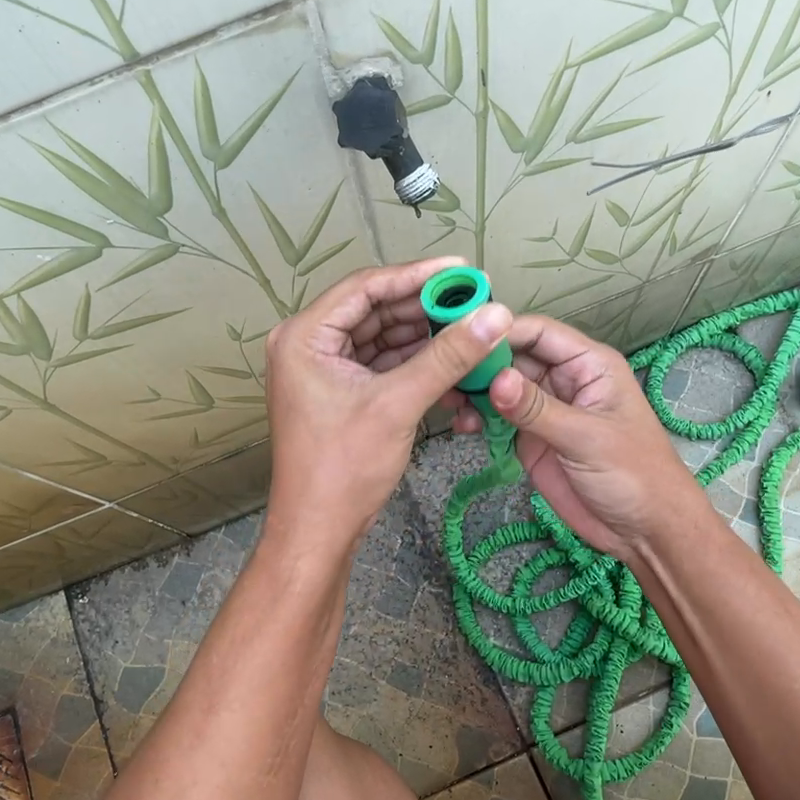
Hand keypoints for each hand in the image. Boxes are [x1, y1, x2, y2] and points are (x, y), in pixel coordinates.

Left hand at [264, 257, 512, 549]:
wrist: (319, 529)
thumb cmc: (342, 468)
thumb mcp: (398, 404)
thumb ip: (448, 356)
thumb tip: (495, 315)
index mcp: (304, 337)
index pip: (366, 288)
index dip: (417, 275)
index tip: (463, 269)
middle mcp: (309, 346)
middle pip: (376, 311)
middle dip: (426, 308)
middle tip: (475, 302)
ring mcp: (324, 371)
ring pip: (383, 339)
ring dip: (425, 336)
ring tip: (471, 330)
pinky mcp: (341, 393)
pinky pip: (383, 366)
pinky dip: (415, 364)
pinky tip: (453, 363)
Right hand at [442, 315, 701, 560]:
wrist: (643, 531)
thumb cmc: (634, 475)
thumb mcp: (586, 438)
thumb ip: (538, 409)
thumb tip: (495, 379)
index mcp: (587, 364)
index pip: (538, 333)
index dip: (501, 332)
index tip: (462, 340)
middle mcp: (563, 379)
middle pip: (512, 357)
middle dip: (480, 364)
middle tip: (445, 377)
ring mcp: (545, 409)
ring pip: (500, 388)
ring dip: (474, 393)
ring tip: (451, 406)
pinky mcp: (530, 438)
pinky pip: (498, 419)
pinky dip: (478, 419)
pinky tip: (462, 427)